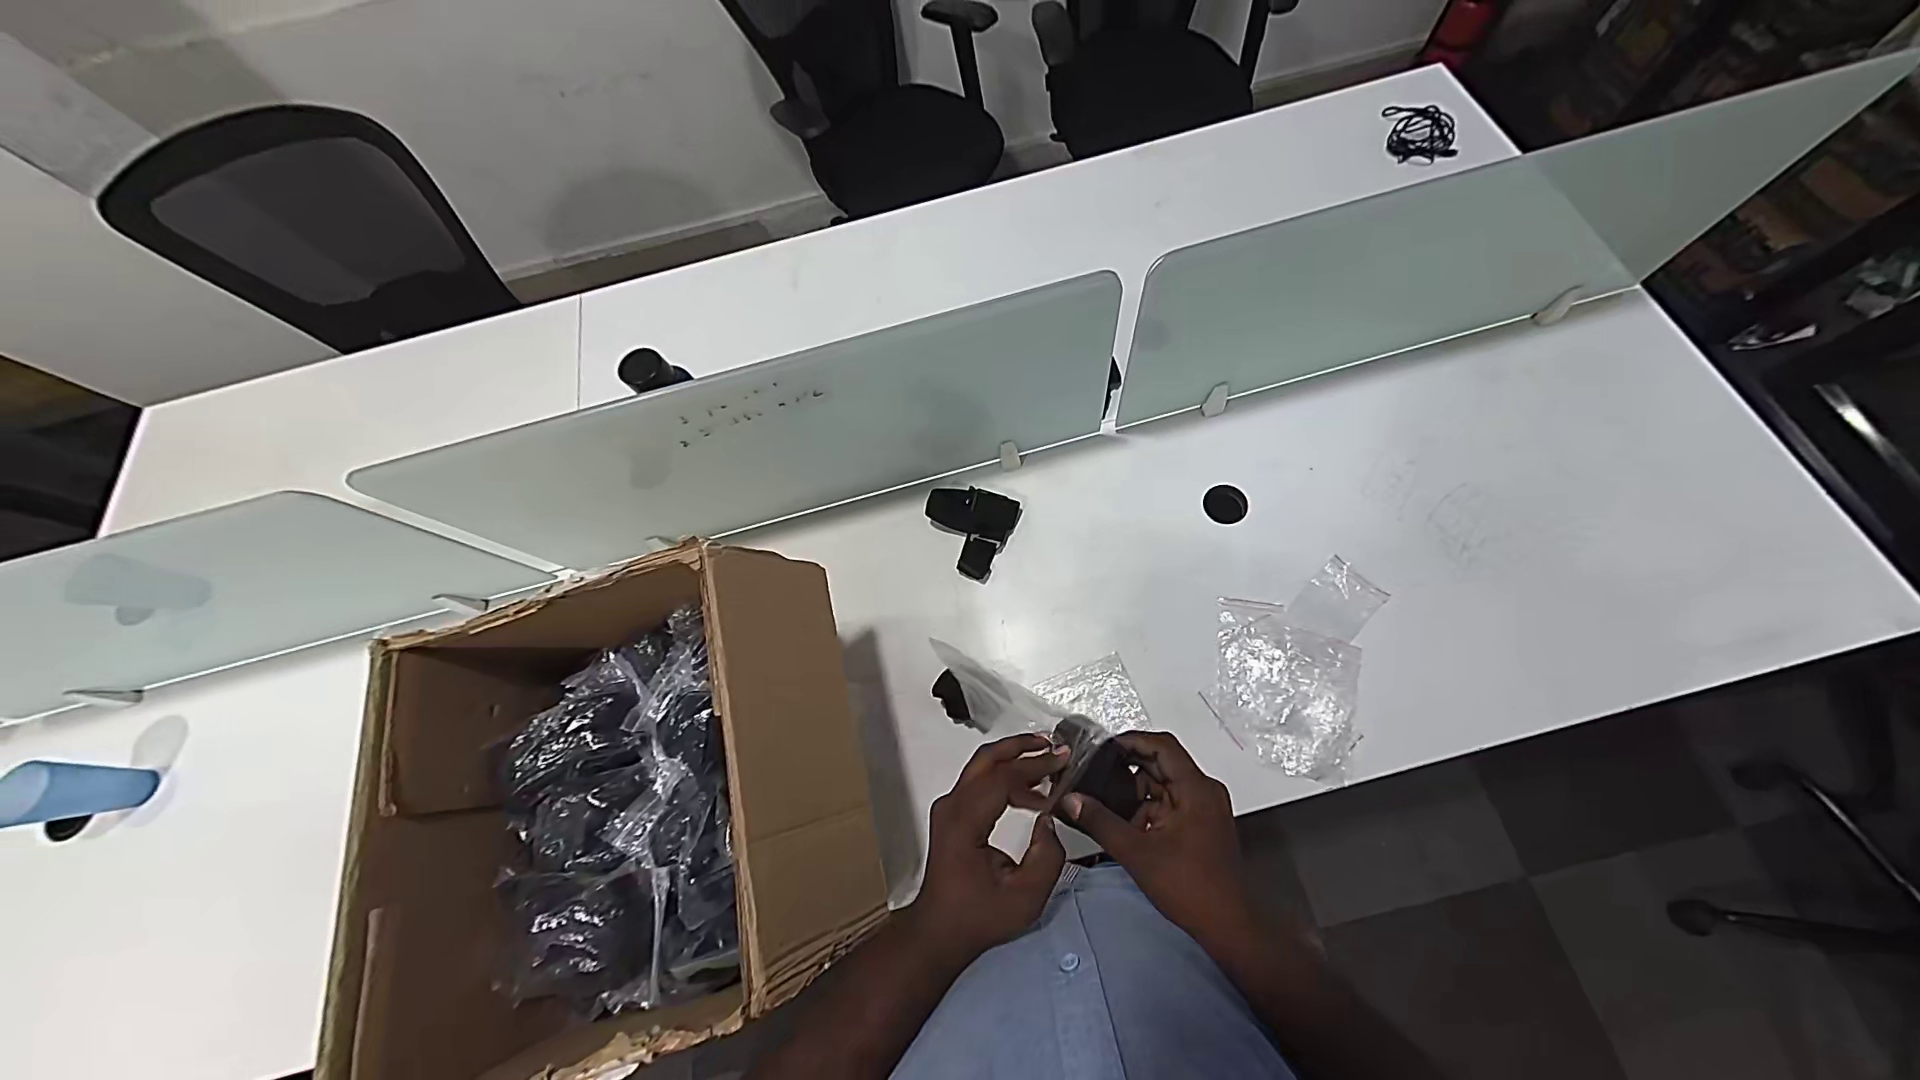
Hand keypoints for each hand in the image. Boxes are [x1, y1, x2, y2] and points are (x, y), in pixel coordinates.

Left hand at [906, 733, 1068, 968]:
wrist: (940, 930)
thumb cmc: (979, 916)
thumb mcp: (1025, 898)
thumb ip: (1047, 857)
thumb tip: (1049, 820)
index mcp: (964, 822)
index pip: (1001, 779)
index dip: (1035, 769)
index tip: (1062, 767)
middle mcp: (952, 806)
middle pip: (987, 759)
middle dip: (1022, 747)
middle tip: (1054, 745)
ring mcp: (949, 807)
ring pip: (982, 765)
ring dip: (1014, 756)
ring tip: (1047, 757)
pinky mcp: (953, 812)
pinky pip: (980, 780)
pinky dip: (1006, 773)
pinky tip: (1030, 786)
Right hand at [1061, 731, 1256, 948]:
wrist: (1228, 927)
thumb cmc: (1193, 889)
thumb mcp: (1137, 852)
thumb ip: (1100, 821)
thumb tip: (1072, 800)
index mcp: (1196, 788)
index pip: (1161, 746)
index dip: (1130, 741)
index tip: (1103, 747)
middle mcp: (1204, 791)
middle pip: (1161, 763)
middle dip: (1126, 767)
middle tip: (1095, 771)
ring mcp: (1204, 807)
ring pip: (1162, 783)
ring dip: (1134, 790)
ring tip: (1103, 798)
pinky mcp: (1200, 823)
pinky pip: (1167, 801)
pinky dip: (1145, 807)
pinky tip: (1123, 821)